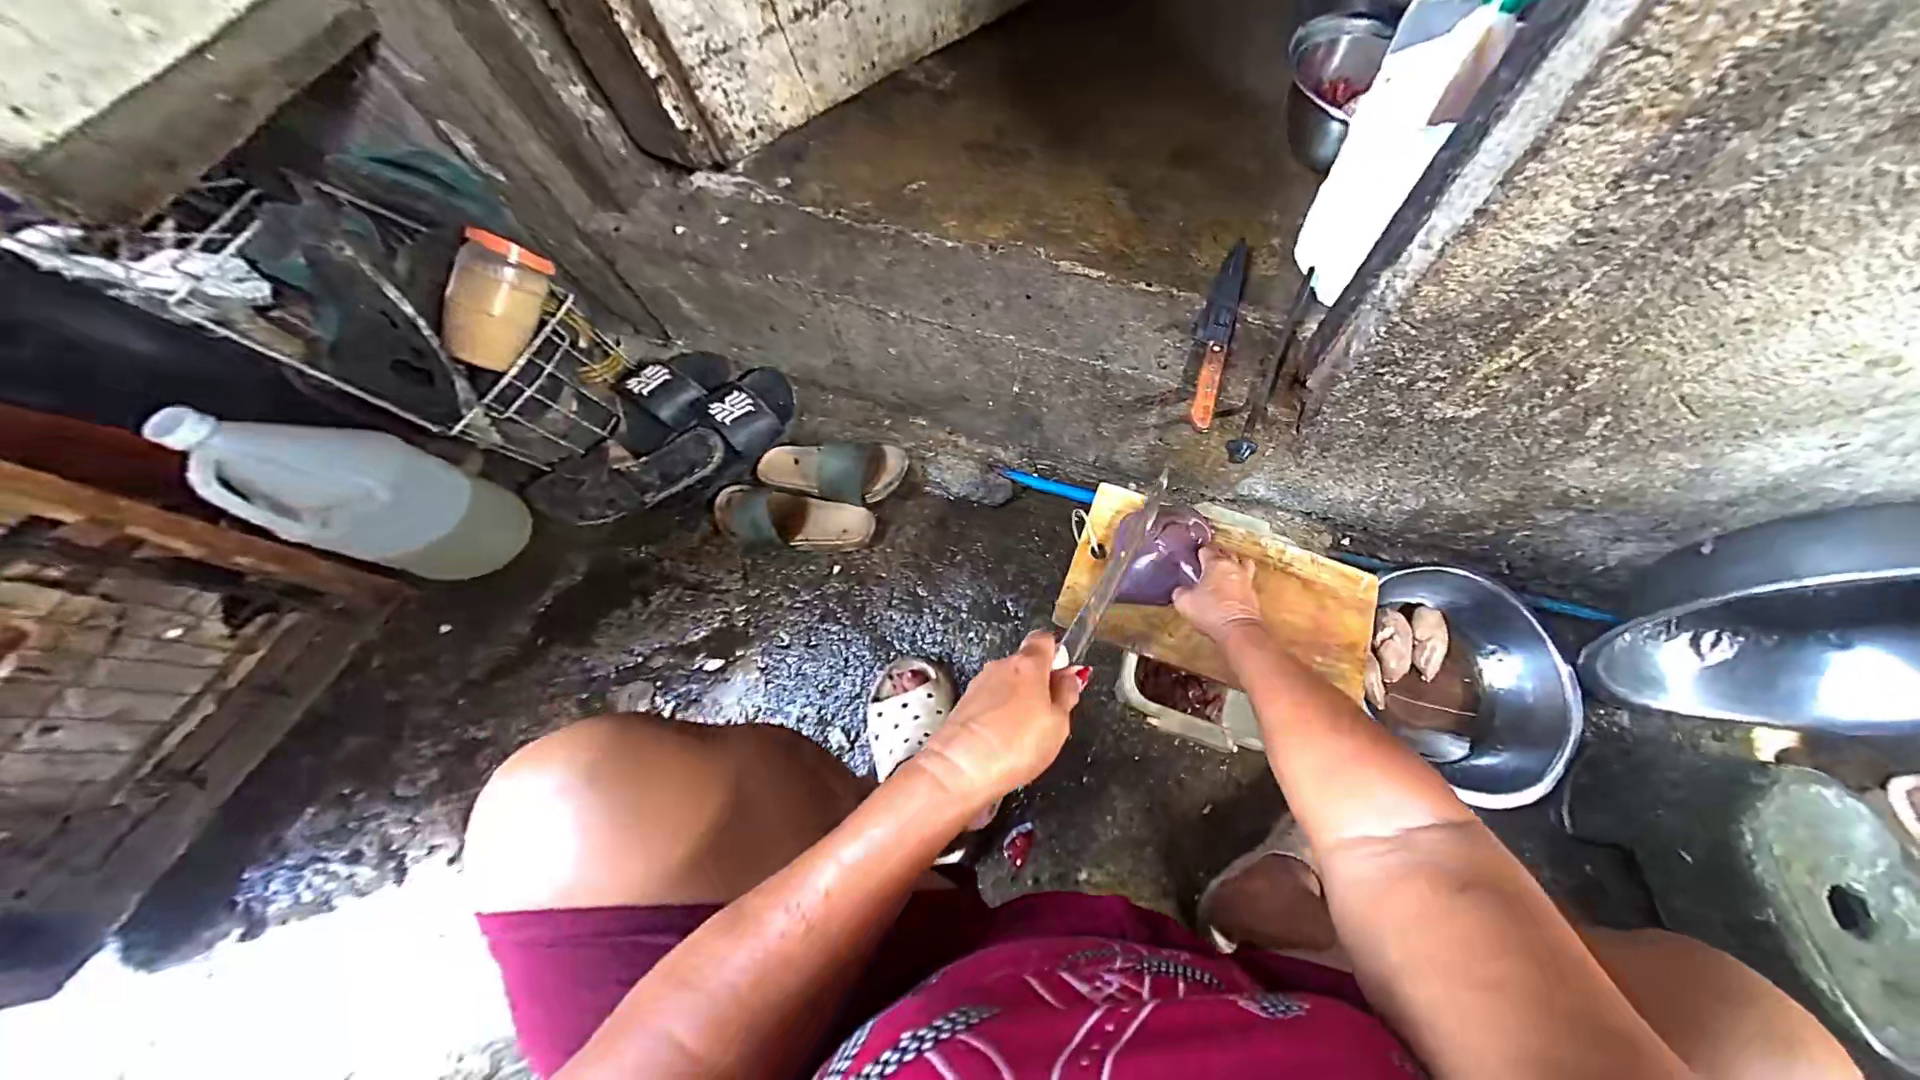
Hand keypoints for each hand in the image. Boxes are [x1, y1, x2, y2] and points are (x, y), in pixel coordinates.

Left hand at [909, 631, 1085, 810]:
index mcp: (1028, 663)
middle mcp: (1001, 666)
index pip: (1044, 639)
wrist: (960, 767)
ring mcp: (979, 684)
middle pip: (1025, 663)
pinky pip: (991, 702)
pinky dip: (1000, 715)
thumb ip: (1067, 694)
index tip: (1065, 673)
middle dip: (1039, 683)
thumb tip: (1071, 677)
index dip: (1057, 653)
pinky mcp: (964, 704)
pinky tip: (1006, 740)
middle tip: (1051, 713)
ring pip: (1007, 684)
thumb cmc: (1013, 745)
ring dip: (1019, 700)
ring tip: (1027, 733)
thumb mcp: (1058, 723)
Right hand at [1172, 546, 1264, 641]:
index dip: (1199, 553)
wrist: (1238, 630)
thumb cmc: (1210, 611)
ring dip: (1234, 566)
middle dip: (1217, 557)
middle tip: (1206, 566)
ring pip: (1243, 564)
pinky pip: (1246, 581)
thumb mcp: (1183, 601)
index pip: (1207, 550)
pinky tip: (1231, 590)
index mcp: (1216, 564)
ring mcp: (1247, 580)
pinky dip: (1239, 583)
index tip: (1193, 559)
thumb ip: (1181, 591)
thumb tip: (1182, 590)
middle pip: (1227, 553)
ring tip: (1224, 574)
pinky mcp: (1254, 595)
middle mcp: (1234, 567)